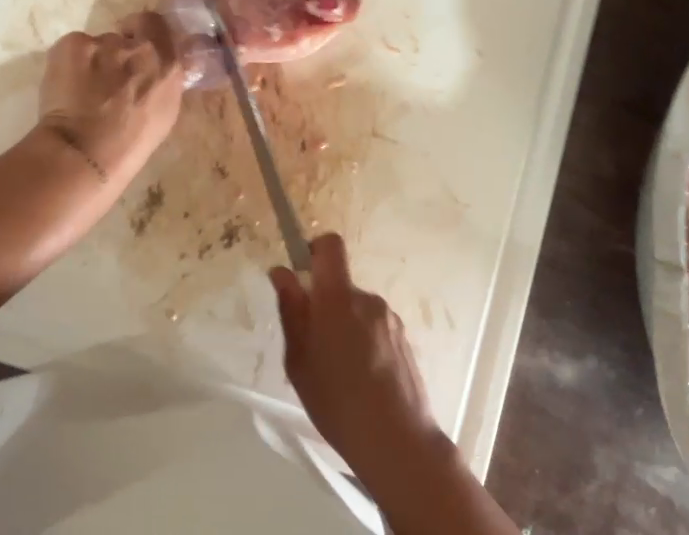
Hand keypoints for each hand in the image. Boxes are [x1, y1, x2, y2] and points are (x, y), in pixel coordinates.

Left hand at [38, 12, 184, 182]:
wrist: (85, 151)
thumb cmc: (129, 145)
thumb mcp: (164, 113)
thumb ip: (162, 81)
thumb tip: (154, 71)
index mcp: (165, 62)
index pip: (155, 24)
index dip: (142, 33)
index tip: (134, 50)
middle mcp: (136, 46)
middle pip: (122, 38)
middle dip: (115, 54)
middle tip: (105, 80)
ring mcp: (102, 42)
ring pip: (95, 46)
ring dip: (91, 62)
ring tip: (81, 92)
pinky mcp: (72, 44)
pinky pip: (72, 49)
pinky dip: (69, 64)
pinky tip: (66, 88)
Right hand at [271, 234, 442, 474]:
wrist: (398, 443)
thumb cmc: (337, 401)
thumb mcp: (298, 359)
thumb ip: (291, 310)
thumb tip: (282, 273)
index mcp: (338, 298)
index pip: (330, 245)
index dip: (313, 250)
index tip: (302, 276)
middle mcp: (368, 299)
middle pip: (340, 284)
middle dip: (324, 304)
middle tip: (312, 346)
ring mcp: (391, 320)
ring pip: (357, 309)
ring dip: (344, 326)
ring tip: (339, 371)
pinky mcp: (405, 341)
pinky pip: (375, 328)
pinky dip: (364, 342)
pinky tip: (362, 380)